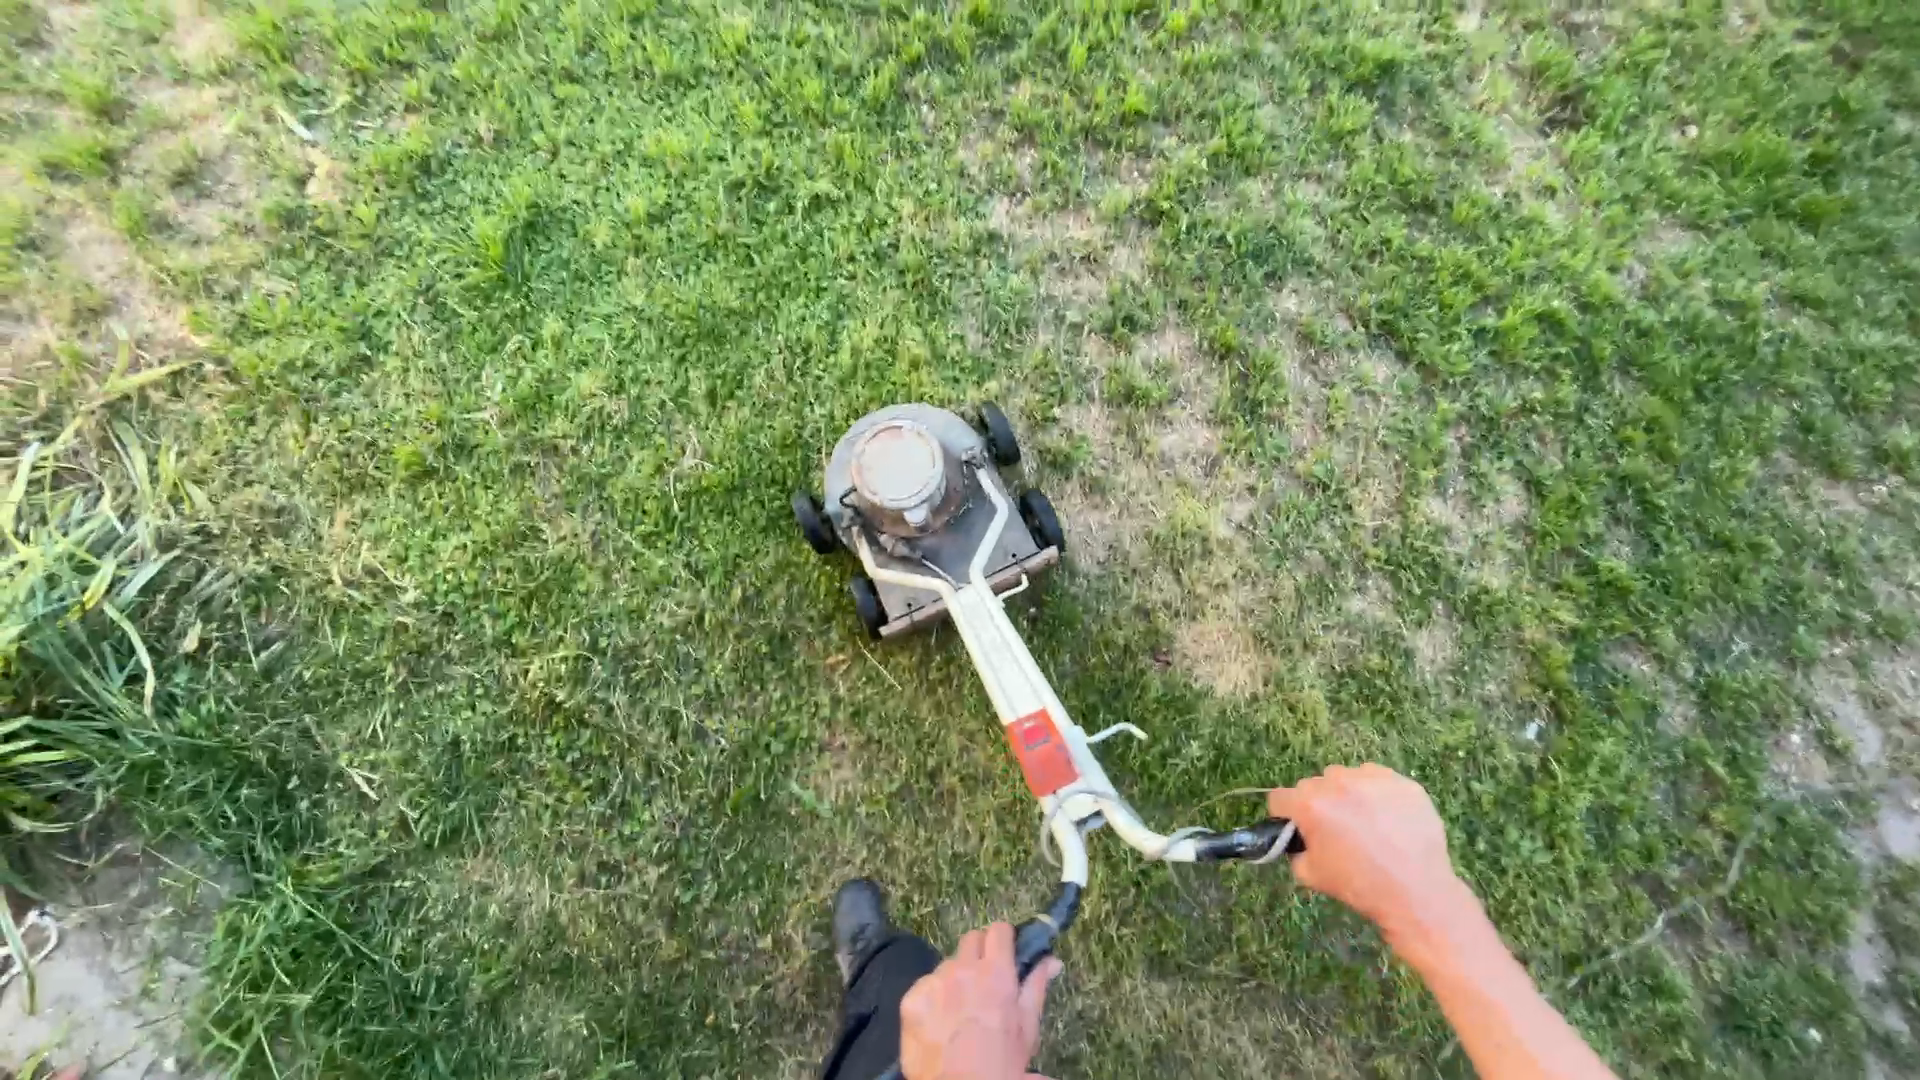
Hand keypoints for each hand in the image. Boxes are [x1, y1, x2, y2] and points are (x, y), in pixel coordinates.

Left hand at [899, 922, 1063, 1079]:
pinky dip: (932, 998)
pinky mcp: (911, 999)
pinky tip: (939, 1022)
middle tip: (984, 981)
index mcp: (996, 973)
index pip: (999, 930)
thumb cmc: (1001, 1066)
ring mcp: (934, 982)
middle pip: (971, 939)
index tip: (1005, 952)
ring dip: (955, 978)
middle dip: (979, 952)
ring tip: (960, 1010)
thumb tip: (1050, 959)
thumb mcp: (1027, 1029)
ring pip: (947, 964)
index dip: (1003, 938)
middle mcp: (963, 968)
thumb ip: (1036, 986)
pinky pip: (924, 985)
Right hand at [1268, 763, 1475, 950]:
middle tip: (1337, 829)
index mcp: (1309, 805)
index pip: (1279, 798)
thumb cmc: (1360, 886)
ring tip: (1365, 821)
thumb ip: (1295, 850)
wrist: (1418, 895)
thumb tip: (1299, 840)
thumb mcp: (1310, 875)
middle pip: (1313, 785)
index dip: (1285, 815)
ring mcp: (1371, 779)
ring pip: (1345, 777)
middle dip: (1318, 804)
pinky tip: (1388, 818)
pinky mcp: (1401, 782)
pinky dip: (1376, 793)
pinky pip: (1377, 779)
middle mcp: (1336, 783)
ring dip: (1346, 794)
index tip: (1298, 828)